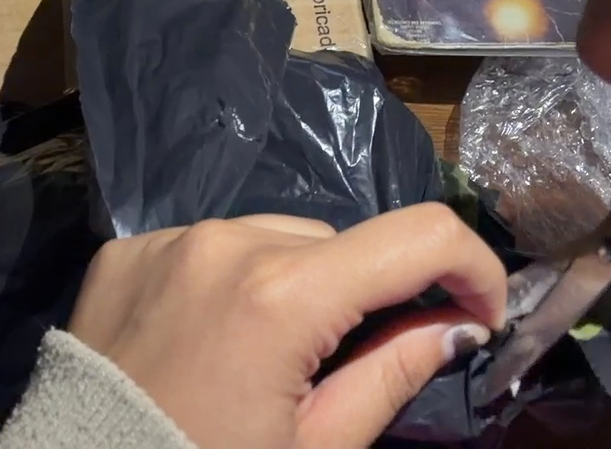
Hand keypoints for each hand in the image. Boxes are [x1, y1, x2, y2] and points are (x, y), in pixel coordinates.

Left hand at [67, 204, 506, 448]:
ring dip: (293, 282)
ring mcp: (170, 236)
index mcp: (281, 294)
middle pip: (336, 244)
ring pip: (272, 237)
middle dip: (362, 294)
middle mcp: (226, 240)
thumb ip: (392, 373)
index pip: (414, 237)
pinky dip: (229, 279)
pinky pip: (207, 246)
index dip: (468, 265)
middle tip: (340, 365)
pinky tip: (205, 336)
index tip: (480, 310)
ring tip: (263, 356)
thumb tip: (456, 322)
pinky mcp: (130, 247)